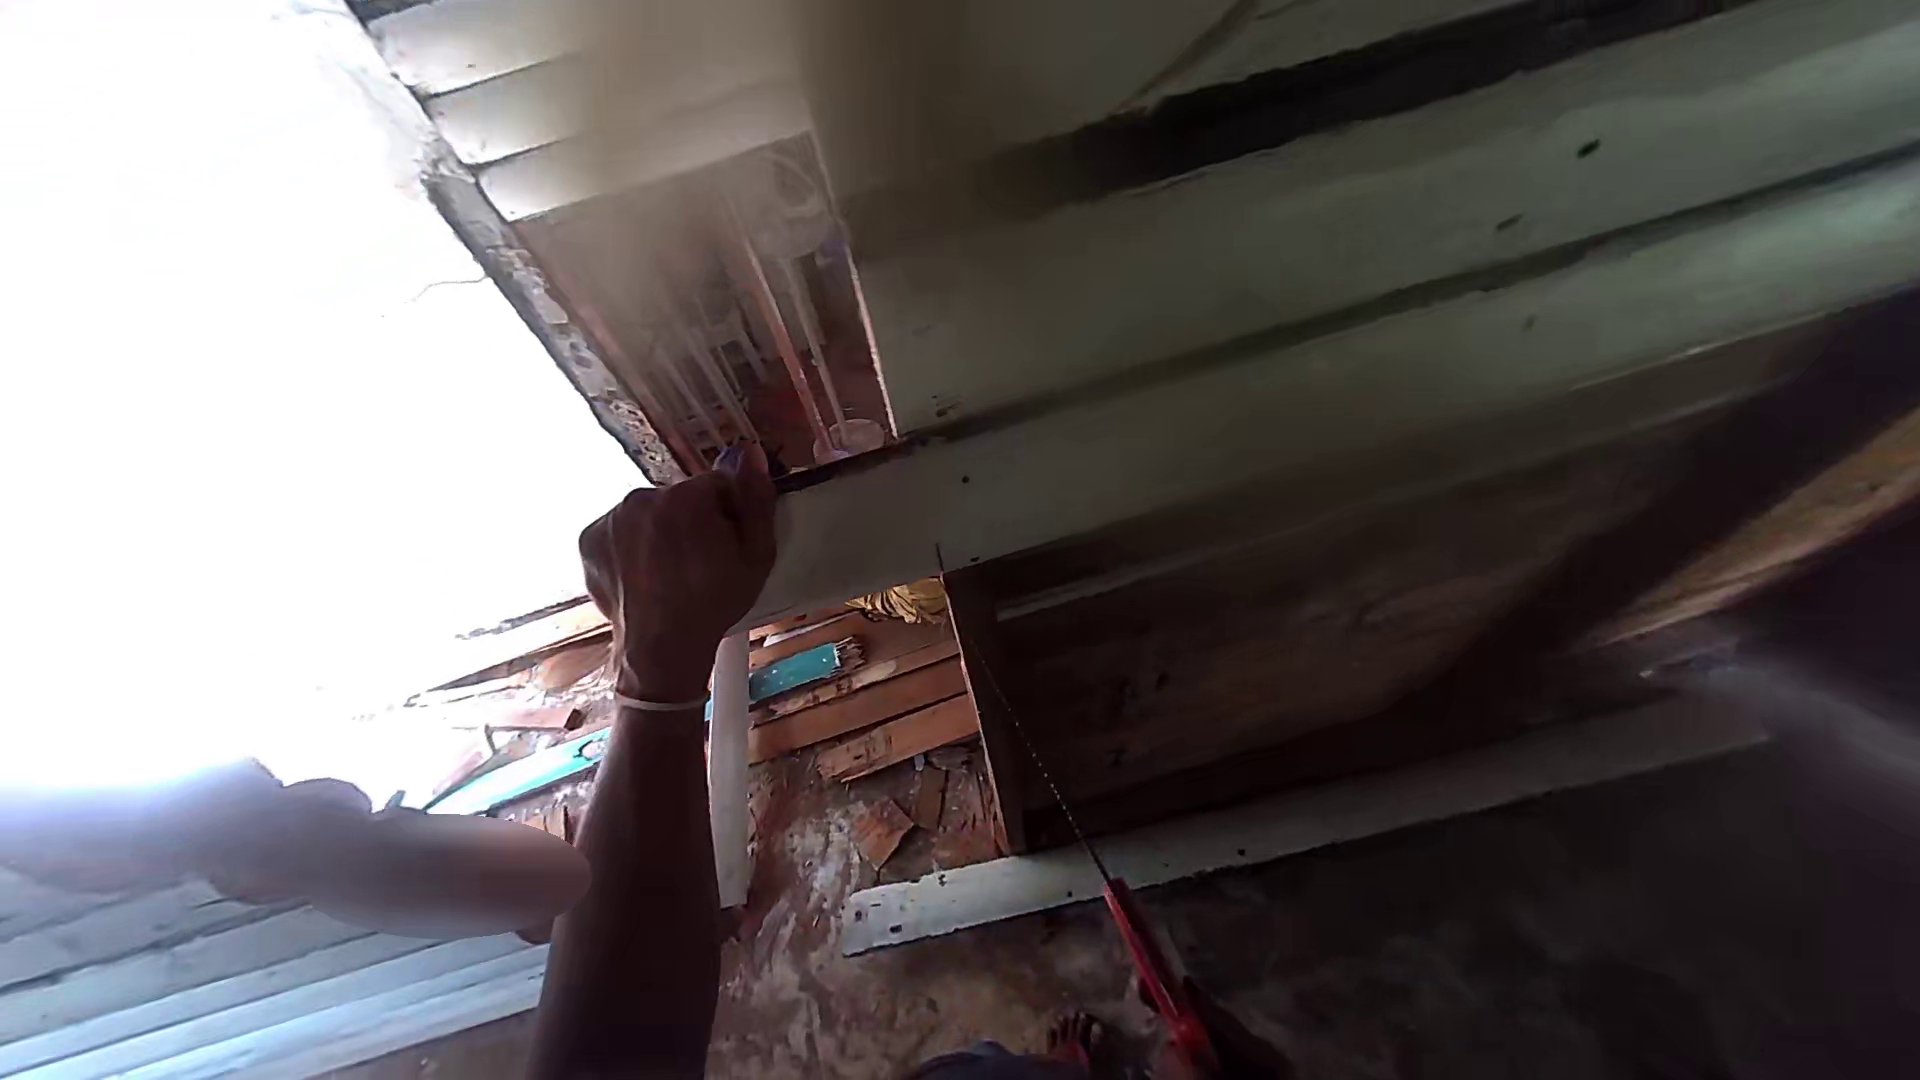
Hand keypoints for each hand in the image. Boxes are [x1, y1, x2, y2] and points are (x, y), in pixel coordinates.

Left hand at [578, 443, 776, 701]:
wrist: (662, 650)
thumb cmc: (715, 602)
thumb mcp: (757, 554)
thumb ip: (756, 498)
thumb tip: (750, 451)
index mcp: (685, 498)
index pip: (719, 483)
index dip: (731, 511)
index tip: (730, 542)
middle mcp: (640, 498)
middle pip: (682, 497)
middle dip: (695, 519)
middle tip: (704, 560)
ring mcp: (609, 518)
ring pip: (651, 512)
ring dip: (664, 530)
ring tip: (673, 570)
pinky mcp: (588, 539)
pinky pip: (622, 529)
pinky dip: (634, 544)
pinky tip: (647, 572)